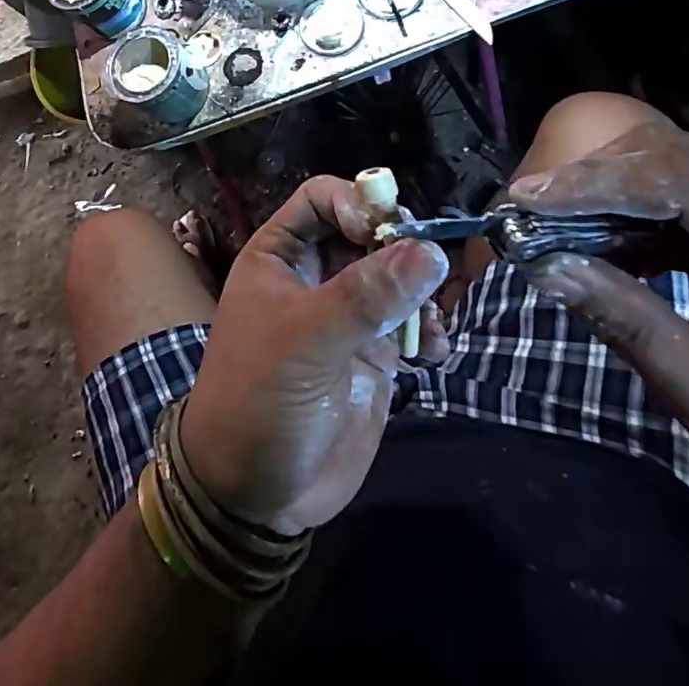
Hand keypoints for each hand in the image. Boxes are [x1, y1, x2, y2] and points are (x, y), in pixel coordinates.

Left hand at [179, 176, 448, 534]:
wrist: (255, 488)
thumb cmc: (260, 399)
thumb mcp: (306, 340)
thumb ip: (366, 295)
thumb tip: (431, 252)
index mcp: (279, 257)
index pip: (321, 199)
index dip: (357, 202)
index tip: (385, 233)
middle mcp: (314, 277)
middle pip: (368, 233)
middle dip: (402, 247)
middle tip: (427, 277)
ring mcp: (344, 315)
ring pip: (396, 276)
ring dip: (422, 292)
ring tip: (428, 326)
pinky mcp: (372, 354)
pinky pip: (409, 322)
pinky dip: (427, 328)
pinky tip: (433, 351)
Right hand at [509, 124, 688, 569]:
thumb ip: (633, 327)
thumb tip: (542, 264)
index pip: (688, 181)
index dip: (593, 184)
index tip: (519, 202)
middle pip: (680, 157)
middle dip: (588, 182)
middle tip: (523, 220)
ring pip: (682, 163)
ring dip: (607, 192)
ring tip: (550, 231)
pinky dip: (636, 209)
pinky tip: (603, 243)